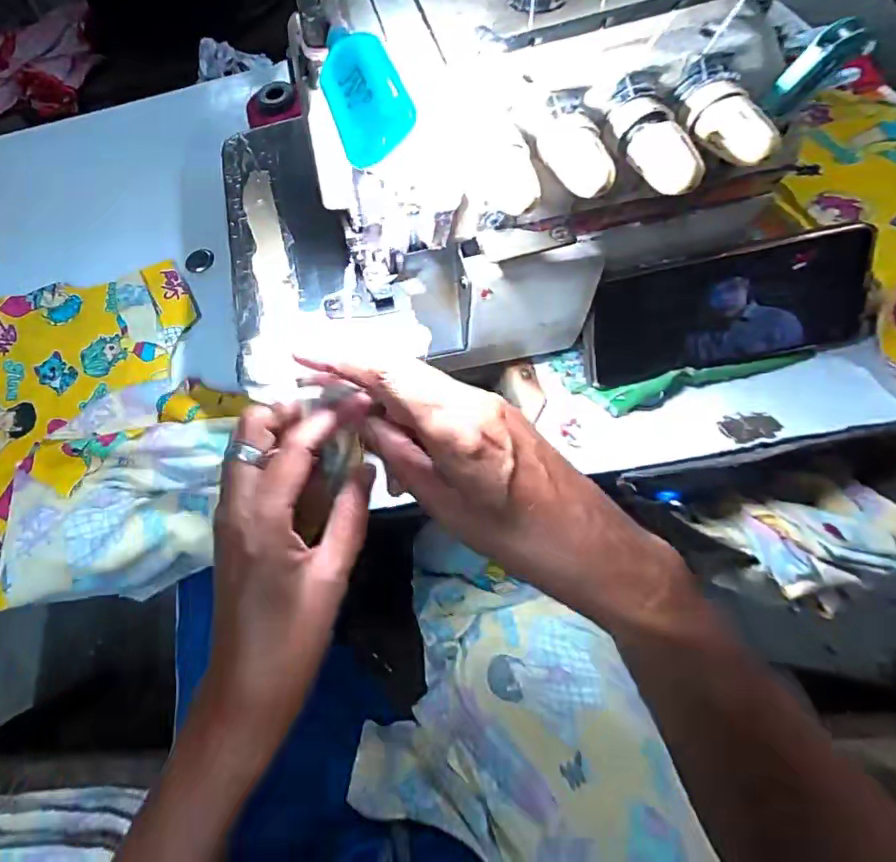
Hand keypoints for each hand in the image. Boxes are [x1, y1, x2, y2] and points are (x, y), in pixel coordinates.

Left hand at [204, 402, 374, 738]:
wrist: (245, 687)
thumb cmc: (293, 639)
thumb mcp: (332, 577)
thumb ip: (349, 516)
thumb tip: (364, 469)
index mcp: (260, 513)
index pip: (292, 444)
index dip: (328, 417)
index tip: (358, 401)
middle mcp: (234, 502)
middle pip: (249, 428)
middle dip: (290, 412)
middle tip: (333, 419)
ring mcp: (225, 513)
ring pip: (244, 447)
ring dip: (279, 431)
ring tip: (326, 439)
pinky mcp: (228, 526)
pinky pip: (245, 473)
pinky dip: (272, 458)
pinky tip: (306, 473)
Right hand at [300, 353, 687, 632]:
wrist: (595, 546)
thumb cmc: (518, 540)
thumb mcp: (445, 503)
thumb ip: (399, 453)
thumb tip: (362, 416)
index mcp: (457, 422)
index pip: (387, 373)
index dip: (339, 357)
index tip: (301, 349)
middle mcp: (470, 397)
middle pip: (398, 367)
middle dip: (348, 366)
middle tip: (306, 372)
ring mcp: (484, 401)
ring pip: (414, 381)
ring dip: (372, 386)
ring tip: (335, 400)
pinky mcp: (491, 411)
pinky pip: (433, 397)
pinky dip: (399, 402)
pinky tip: (383, 423)